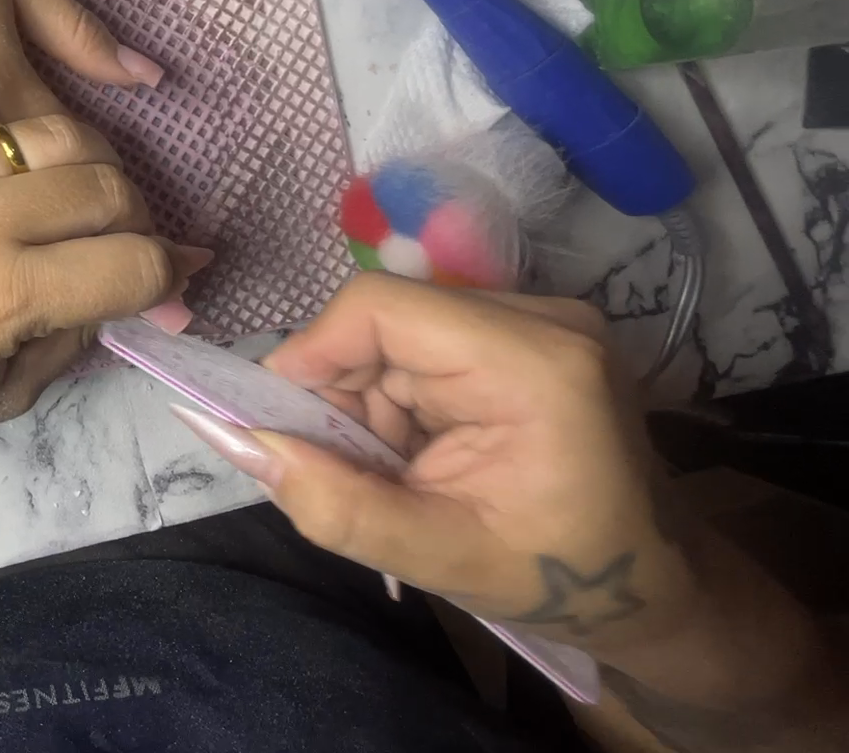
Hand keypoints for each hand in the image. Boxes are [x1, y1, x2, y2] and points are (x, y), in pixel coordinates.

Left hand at [0, 45, 207, 480]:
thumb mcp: (15, 390)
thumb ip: (87, 329)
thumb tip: (151, 282)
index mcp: (4, 293)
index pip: (134, 264)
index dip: (167, 279)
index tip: (164, 284)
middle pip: (107, 188)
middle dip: (135, 224)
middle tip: (115, 247)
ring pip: (52, 133)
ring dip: (83, 164)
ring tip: (68, 196)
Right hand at [177, 274, 700, 653]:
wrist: (656, 588)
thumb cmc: (560, 579)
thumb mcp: (439, 558)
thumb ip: (334, 506)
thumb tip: (238, 440)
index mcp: (533, 364)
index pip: (377, 307)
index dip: (311, 352)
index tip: (283, 418)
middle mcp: (533, 319)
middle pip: (374, 320)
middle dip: (335, 389)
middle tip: (341, 459)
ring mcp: (523, 320)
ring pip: (379, 332)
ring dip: (356, 396)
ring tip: (384, 461)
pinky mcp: (507, 331)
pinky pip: (402, 342)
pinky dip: (380, 394)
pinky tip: (405, 442)